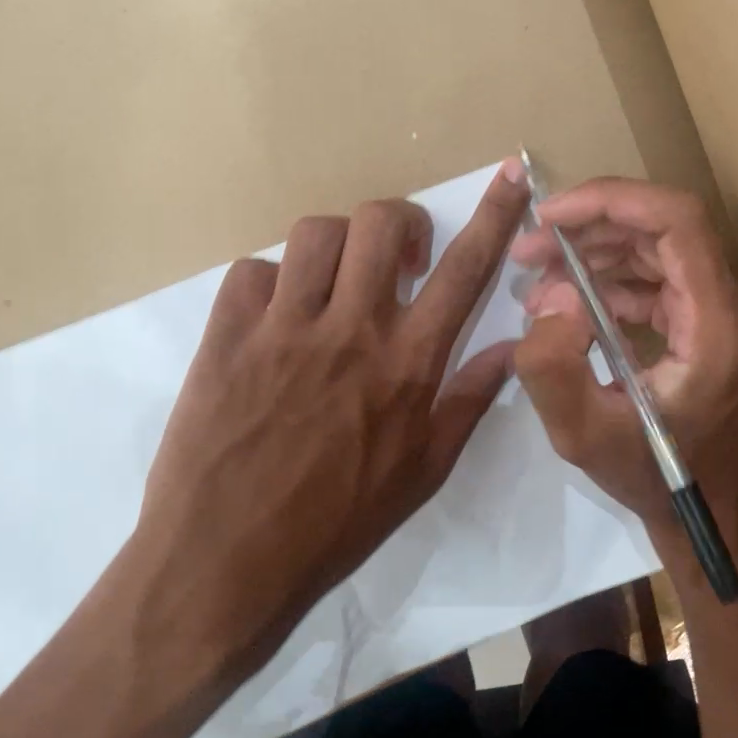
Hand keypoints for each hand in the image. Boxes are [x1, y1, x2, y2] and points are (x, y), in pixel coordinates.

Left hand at [128, 160, 530, 664]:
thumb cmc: (339, 522)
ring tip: (337, 284)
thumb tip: (514, 346)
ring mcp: (282, 329)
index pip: (464, 269)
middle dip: (400, 222)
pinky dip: (274, 282)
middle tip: (400, 259)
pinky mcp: (225, 338)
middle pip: (380, 223)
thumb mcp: (425, 469)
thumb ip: (469, 398)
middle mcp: (350, 329)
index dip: (494, 214)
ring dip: (339, 246)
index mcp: (408, 361)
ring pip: (315, 233)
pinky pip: (253, 271)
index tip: (510, 173)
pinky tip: (278, 318)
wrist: (223, 564)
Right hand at [511, 179, 737, 536]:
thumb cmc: (650, 479)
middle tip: (529, 251)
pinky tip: (571, 299)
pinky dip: (615, 277)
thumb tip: (554, 293)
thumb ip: (552, 366)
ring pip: (662, 247)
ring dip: (597, 250)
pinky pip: (664, 276)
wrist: (705, 513)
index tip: (551, 215)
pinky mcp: (714, 321)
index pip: (679, 222)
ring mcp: (729, 312)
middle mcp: (734, 307)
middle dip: (591, 227)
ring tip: (539, 276)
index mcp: (717, 327)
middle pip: (666, 227)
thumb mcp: (582, 435)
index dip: (613, 200)